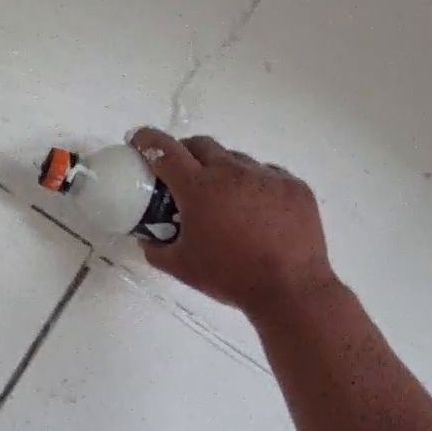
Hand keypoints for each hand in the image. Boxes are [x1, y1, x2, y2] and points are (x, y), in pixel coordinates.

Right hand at [129, 128, 339, 320]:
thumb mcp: (179, 266)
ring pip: (235, 159)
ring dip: (221, 170)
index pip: (164, 150)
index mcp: (198, 188)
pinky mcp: (293, 186)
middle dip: (184, 152)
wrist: (290, 290)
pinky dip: (253, 184)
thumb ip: (155, 248)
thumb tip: (147, 237)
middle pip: (201, 144)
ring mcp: (266, 176)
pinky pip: (267, 174)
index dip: (146, 140)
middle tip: (181, 174)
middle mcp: (231, 172)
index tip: (138, 141)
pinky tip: (255, 210)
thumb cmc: (229, 276)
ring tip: (223, 199)